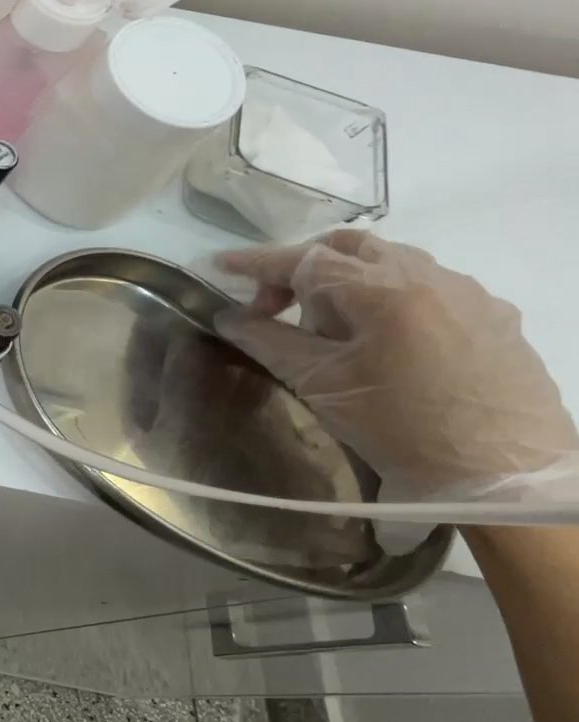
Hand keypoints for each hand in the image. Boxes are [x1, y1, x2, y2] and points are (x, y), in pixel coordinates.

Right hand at [214, 230, 578, 500]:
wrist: (501, 474)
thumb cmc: (398, 425)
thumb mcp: (318, 382)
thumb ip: (267, 340)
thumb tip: (229, 316)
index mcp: (382, 290)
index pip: (304, 260)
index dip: (256, 261)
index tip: (219, 266)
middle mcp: (430, 278)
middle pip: (352, 247)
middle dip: (303, 266)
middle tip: (276, 307)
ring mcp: (470, 296)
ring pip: (394, 263)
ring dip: (347, 281)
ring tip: (329, 329)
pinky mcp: (495, 319)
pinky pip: (430, 288)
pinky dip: (389, 298)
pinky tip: (382, 340)